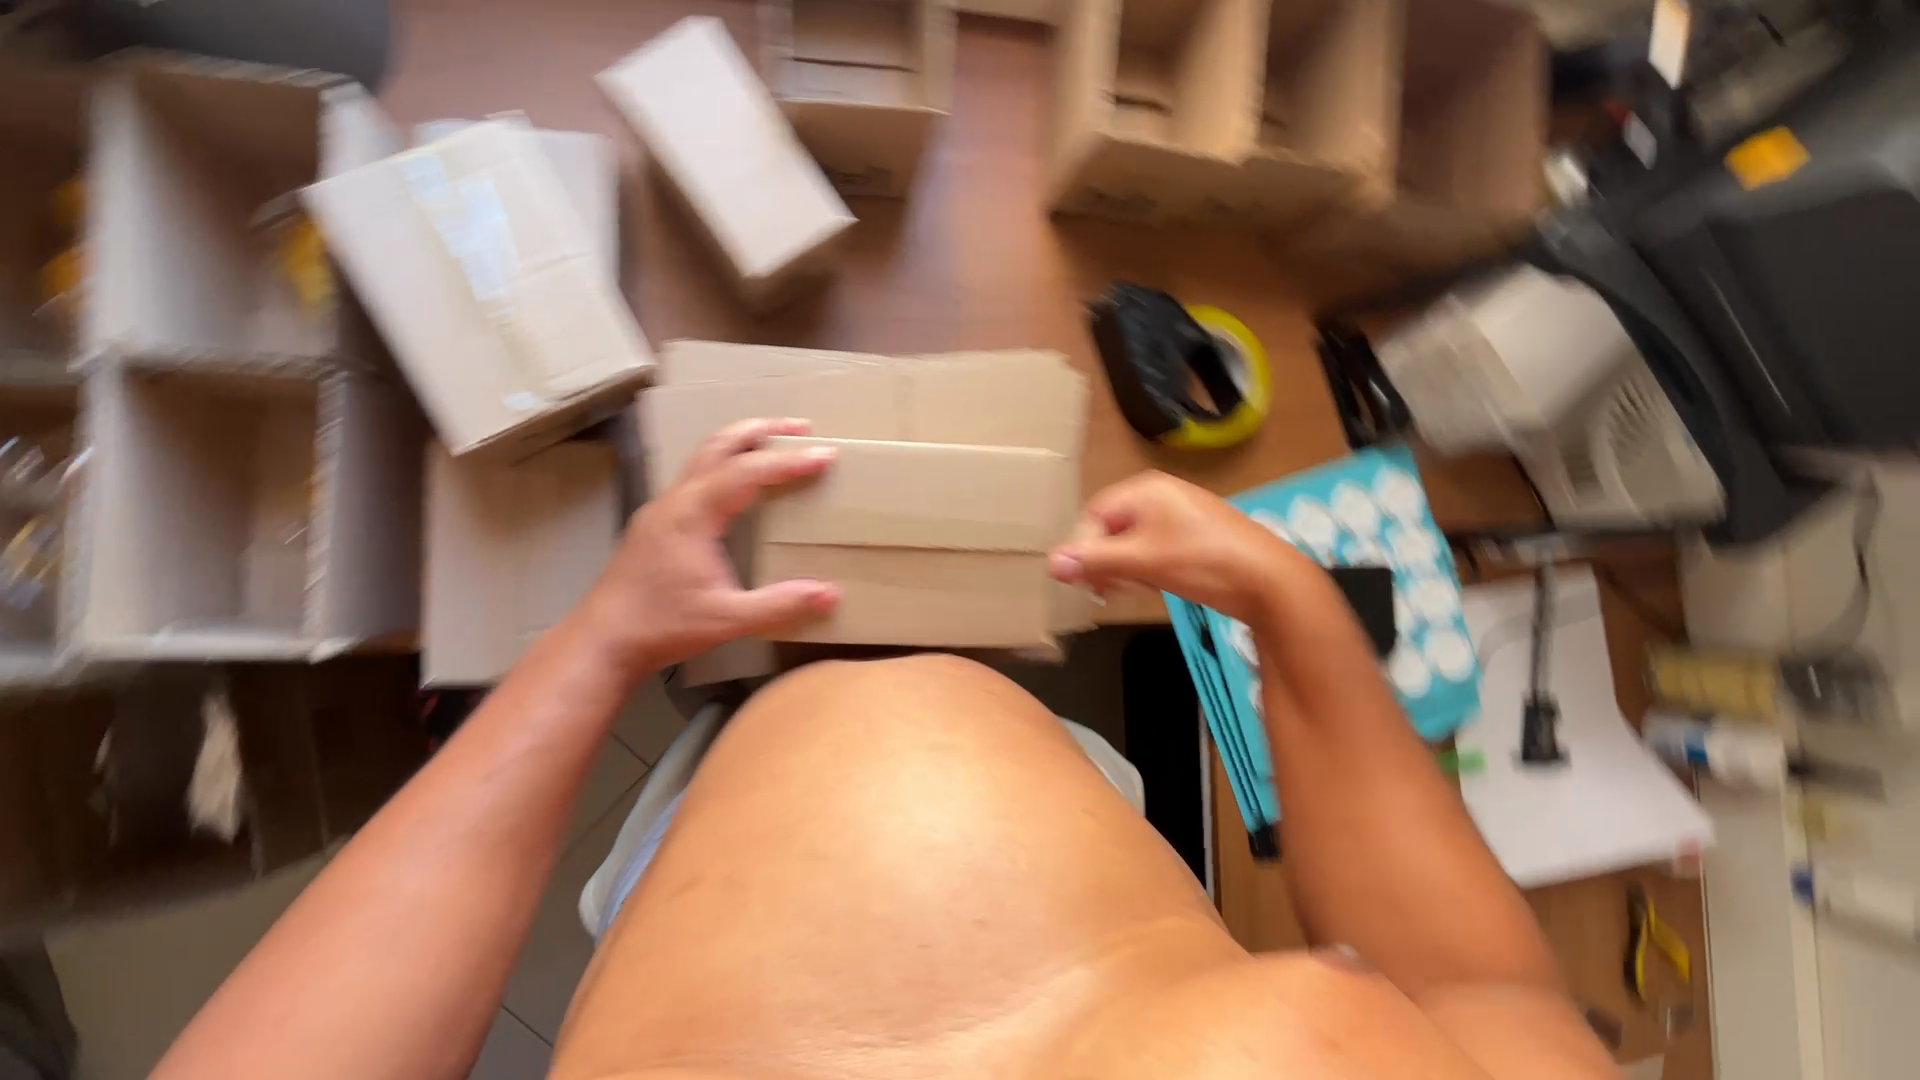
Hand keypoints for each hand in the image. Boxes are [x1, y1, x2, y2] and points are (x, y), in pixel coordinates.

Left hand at [576, 418, 840, 673]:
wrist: (602, 641)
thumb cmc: (662, 627)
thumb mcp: (727, 619)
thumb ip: (779, 605)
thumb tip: (830, 594)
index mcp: (693, 514)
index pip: (748, 472)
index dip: (789, 462)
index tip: (825, 454)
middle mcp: (675, 501)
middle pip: (719, 445)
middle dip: (761, 430)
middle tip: (800, 426)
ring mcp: (661, 509)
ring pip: (703, 457)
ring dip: (740, 443)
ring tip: (775, 442)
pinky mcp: (656, 523)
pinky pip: (695, 478)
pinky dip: (725, 465)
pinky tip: (739, 485)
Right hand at [1048, 471, 1319, 628]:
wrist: (1270, 581)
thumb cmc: (1202, 563)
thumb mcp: (1143, 562)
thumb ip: (1095, 561)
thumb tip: (1050, 563)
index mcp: (1145, 490)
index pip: (1094, 516)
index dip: (1083, 549)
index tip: (1081, 582)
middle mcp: (1159, 494)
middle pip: (1110, 527)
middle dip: (1102, 560)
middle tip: (1102, 592)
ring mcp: (1178, 514)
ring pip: (1130, 540)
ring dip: (1120, 567)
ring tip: (1125, 592)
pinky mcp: (1192, 536)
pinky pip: (1151, 547)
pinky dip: (1142, 567)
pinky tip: (1149, 587)